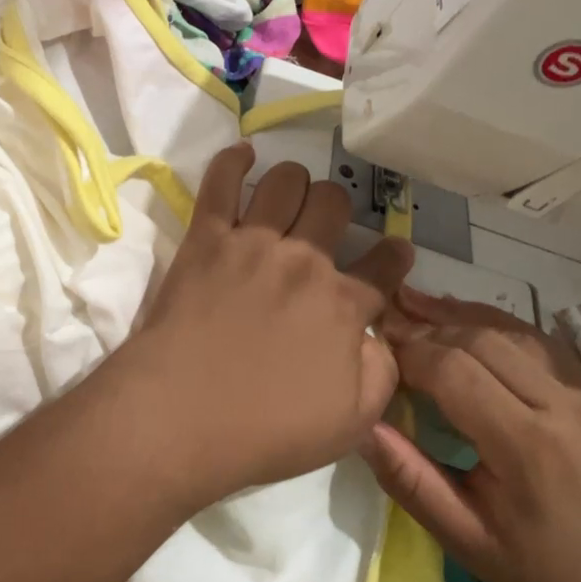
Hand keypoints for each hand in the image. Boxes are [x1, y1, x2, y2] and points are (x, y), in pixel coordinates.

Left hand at [119, 144, 414, 501]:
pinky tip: (245, 153)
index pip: (382, 268)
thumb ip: (379, 374)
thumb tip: (380, 340)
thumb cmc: (267, 427)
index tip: (397, 250)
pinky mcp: (207, 235)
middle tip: (329, 223)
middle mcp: (305, 260)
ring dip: (295, 181)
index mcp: (344, 304)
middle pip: (333, 205)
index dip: (394, 256)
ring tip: (291, 194)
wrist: (184, 409)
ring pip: (286, 182)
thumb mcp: (351, 423)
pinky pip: (221, 181)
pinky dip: (233, 160)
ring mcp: (254, 241)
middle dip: (339, 206)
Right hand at [364, 292, 580, 581]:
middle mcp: (563, 409)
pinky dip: (498, 325)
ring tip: (415, 302)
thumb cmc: (550, 572)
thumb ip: (411, 481)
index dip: (409, 351)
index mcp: (527, 450)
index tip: (376, 347)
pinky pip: (543, 342)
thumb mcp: (470, 541)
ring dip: (460, 315)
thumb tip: (362, 424)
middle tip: (387, 321)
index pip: (454, 371)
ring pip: (514, 330)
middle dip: (428, 326)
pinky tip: (468, 322)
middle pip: (482, 339)